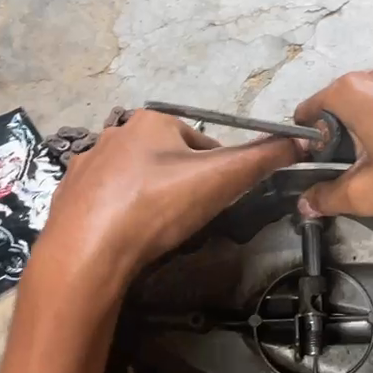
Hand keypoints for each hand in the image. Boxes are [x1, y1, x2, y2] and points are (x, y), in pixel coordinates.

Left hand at [39, 108, 300, 286]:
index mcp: (152, 121)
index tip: (218, 202)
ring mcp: (87, 162)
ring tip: (157, 231)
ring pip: (135, 178)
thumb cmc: (157, 208)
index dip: (218, 174)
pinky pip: (105, 199)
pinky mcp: (69, 193)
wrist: (87, 251)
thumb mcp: (221, 180)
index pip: (202, 143)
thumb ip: (263, 159)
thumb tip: (303, 140)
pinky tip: (125, 236)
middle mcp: (115, 132)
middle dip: (182, 186)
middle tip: (188, 221)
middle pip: (168, 159)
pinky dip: (120, 214)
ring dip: (151, 199)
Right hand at [293, 70, 372, 220]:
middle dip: (337, 139)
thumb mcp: (367, 195)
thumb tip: (305, 204)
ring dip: (368, 134)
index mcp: (352, 92)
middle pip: (339, 107)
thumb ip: (327, 197)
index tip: (313, 170)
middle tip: (350, 176)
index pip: (307, 111)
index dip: (305, 143)